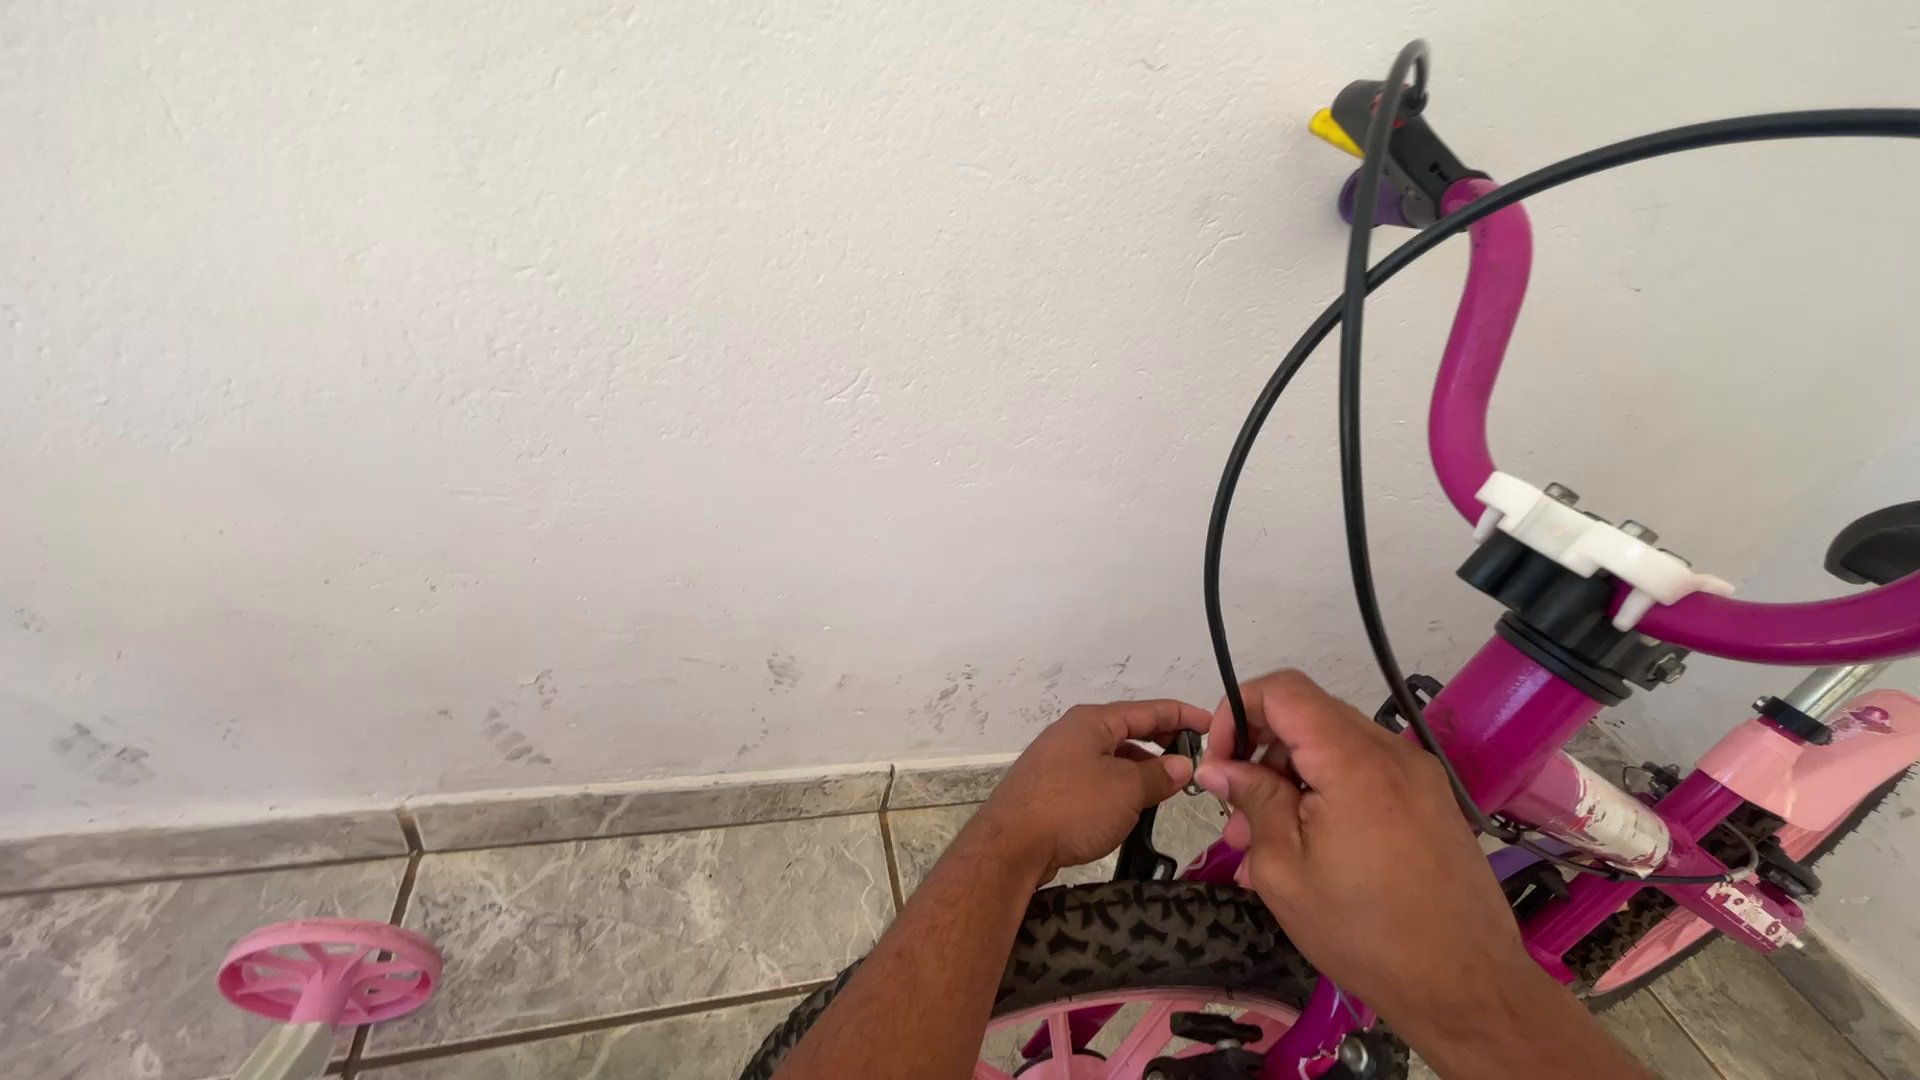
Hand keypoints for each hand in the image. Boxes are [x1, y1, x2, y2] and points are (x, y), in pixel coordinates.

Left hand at [971, 699, 1211, 887]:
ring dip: (1140, 767)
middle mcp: (1073, 732)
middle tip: (1194, 758)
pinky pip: (1095, 776)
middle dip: (1162, 742)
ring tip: (1168, 786)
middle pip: (1127, 730)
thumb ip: (1158, 775)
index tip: (1212, 724)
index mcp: (1092, 721)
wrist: (1011, 844)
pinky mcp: (1050, 787)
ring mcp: (1058, 759)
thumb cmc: (1072, 807)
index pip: (1147, 710)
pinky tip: (1131, 806)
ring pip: (1111, 756)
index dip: (1182, 715)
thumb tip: (1181, 765)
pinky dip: (1118, 784)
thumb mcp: (1126, 790)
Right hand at [1194, 671, 1537, 1031]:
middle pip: (1305, 714)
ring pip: (1330, 745)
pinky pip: (1359, 773)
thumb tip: (1218, 767)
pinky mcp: (1427, 800)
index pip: (1282, 690)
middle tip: (1235, 807)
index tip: (1219, 760)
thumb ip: (1252, 799)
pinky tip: (1303, 844)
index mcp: (1353, 761)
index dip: (1237, 710)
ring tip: (1260, 837)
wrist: (1470, 993)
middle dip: (1258, 749)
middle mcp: (1390, 753)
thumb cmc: (1365, 932)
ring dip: (1287, 775)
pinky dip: (1322, 791)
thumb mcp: (1283, 868)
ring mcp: (1416, 775)